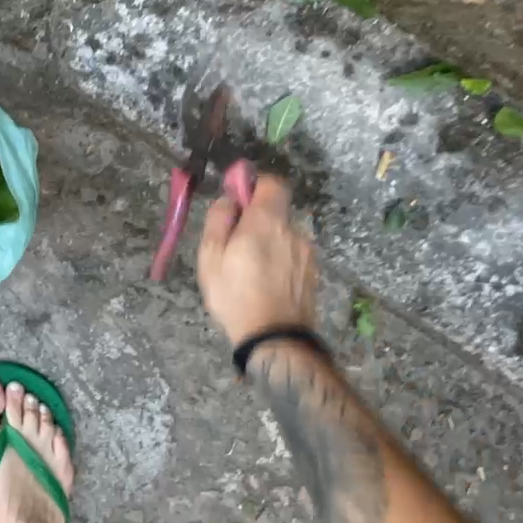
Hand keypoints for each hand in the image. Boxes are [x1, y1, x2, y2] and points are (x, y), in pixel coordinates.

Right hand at [196, 174, 317, 344]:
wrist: (275, 340)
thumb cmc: (235, 294)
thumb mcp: (210, 254)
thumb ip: (219, 219)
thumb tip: (229, 201)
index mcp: (267, 221)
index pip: (272, 183)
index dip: (253, 184)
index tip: (236, 199)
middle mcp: (293, 231)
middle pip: (275, 210)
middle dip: (255, 217)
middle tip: (233, 241)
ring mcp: (306, 253)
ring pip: (283, 233)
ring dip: (266, 239)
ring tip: (247, 266)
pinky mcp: (312, 273)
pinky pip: (291, 253)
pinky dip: (278, 257)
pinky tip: (264, 279)